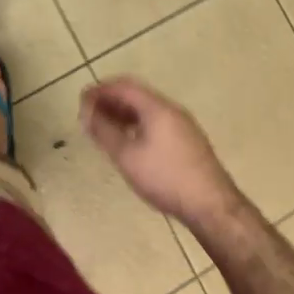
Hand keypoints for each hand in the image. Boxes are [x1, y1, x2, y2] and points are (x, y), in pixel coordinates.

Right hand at [82, 77, 243, 224]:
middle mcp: (172, 110)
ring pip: (147, 110)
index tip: (81, 100)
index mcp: (157, 107)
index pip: (123, 86)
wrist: (212, 207)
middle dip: (110, 101)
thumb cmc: (165, 178)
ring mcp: (183, 126)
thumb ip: (104, 131)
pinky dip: (137, 125)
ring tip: (105, 128)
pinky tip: (129, 143)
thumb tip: (87, 112)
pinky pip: (157, 122)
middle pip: (136, 95)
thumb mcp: (127, 156)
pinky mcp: (188, 142)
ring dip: (123, 114)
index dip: (100, 90)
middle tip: (90, 114)